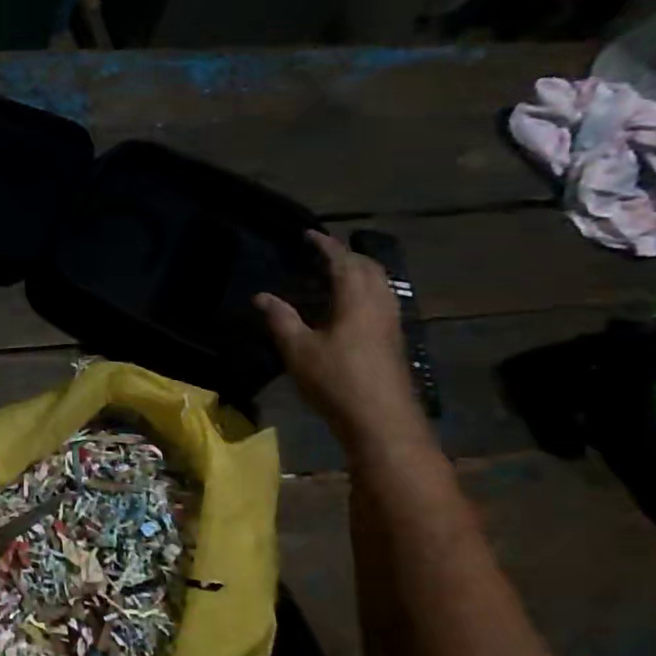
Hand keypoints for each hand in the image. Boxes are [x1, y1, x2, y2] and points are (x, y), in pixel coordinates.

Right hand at [254, 231, 424, 445]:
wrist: (381, 421)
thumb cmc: (336, 380)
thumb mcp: (298, 349)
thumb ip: (280, 318)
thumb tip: (262, 295)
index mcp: (357, 300)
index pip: (343, 261)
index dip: (326, 246)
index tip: (308, 234)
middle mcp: (379, 305)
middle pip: (369, 268)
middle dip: (347, 255)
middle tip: (321, 252)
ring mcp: (391, 323)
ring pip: (380, 284)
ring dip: (359, 272)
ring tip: (334, 274)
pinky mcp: (393, 340)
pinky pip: (381, 300)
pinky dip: (364, 290)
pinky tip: (347, 305)